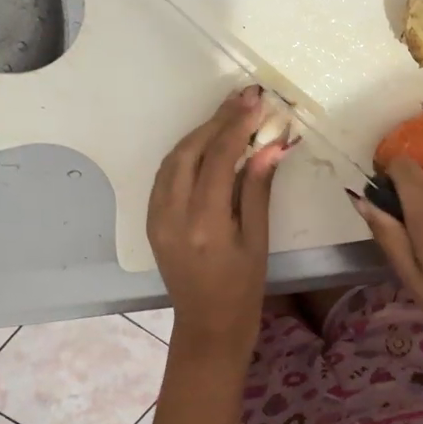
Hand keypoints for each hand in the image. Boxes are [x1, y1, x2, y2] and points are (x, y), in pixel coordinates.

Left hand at [147, 86, 290, 357]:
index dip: (237, 125)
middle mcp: (173, 215)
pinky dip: (186, 151)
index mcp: (205, 223)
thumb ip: (258, 189)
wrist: (207, 326)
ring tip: (229, 113)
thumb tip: (271, 144)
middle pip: (190, 150)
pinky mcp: (151, 219)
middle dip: (217, 120)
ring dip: (200, 132)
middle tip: (244, 98)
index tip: (256, 100)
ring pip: (173, 158)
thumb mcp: (258, 239)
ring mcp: (156, 216)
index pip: (219, 158)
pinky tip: (207, 141)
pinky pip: (165, 173)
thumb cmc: (243, 288)